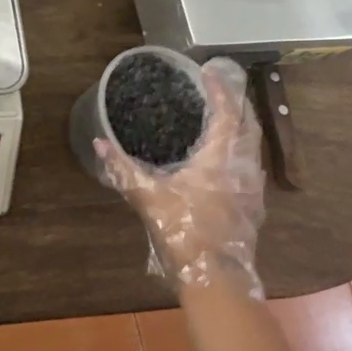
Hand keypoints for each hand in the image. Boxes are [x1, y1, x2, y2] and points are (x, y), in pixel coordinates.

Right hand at [96, 57, 266, 298]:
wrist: (216, 278)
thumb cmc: (184, 232)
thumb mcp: (148, 197)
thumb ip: (122, 168)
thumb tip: (98, 143)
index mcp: (219, 159)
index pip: (226, 114)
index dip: (219, 90)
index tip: (207, 72)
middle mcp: (242, 168)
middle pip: (248, 125)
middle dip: (236, 103)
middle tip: (218, 87)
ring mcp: (252, 188)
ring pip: (252, 146)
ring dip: (240, 125)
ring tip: (220, 114)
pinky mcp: (252, 205)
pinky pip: (250, 163)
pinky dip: (240, 147)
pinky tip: (222, 155)